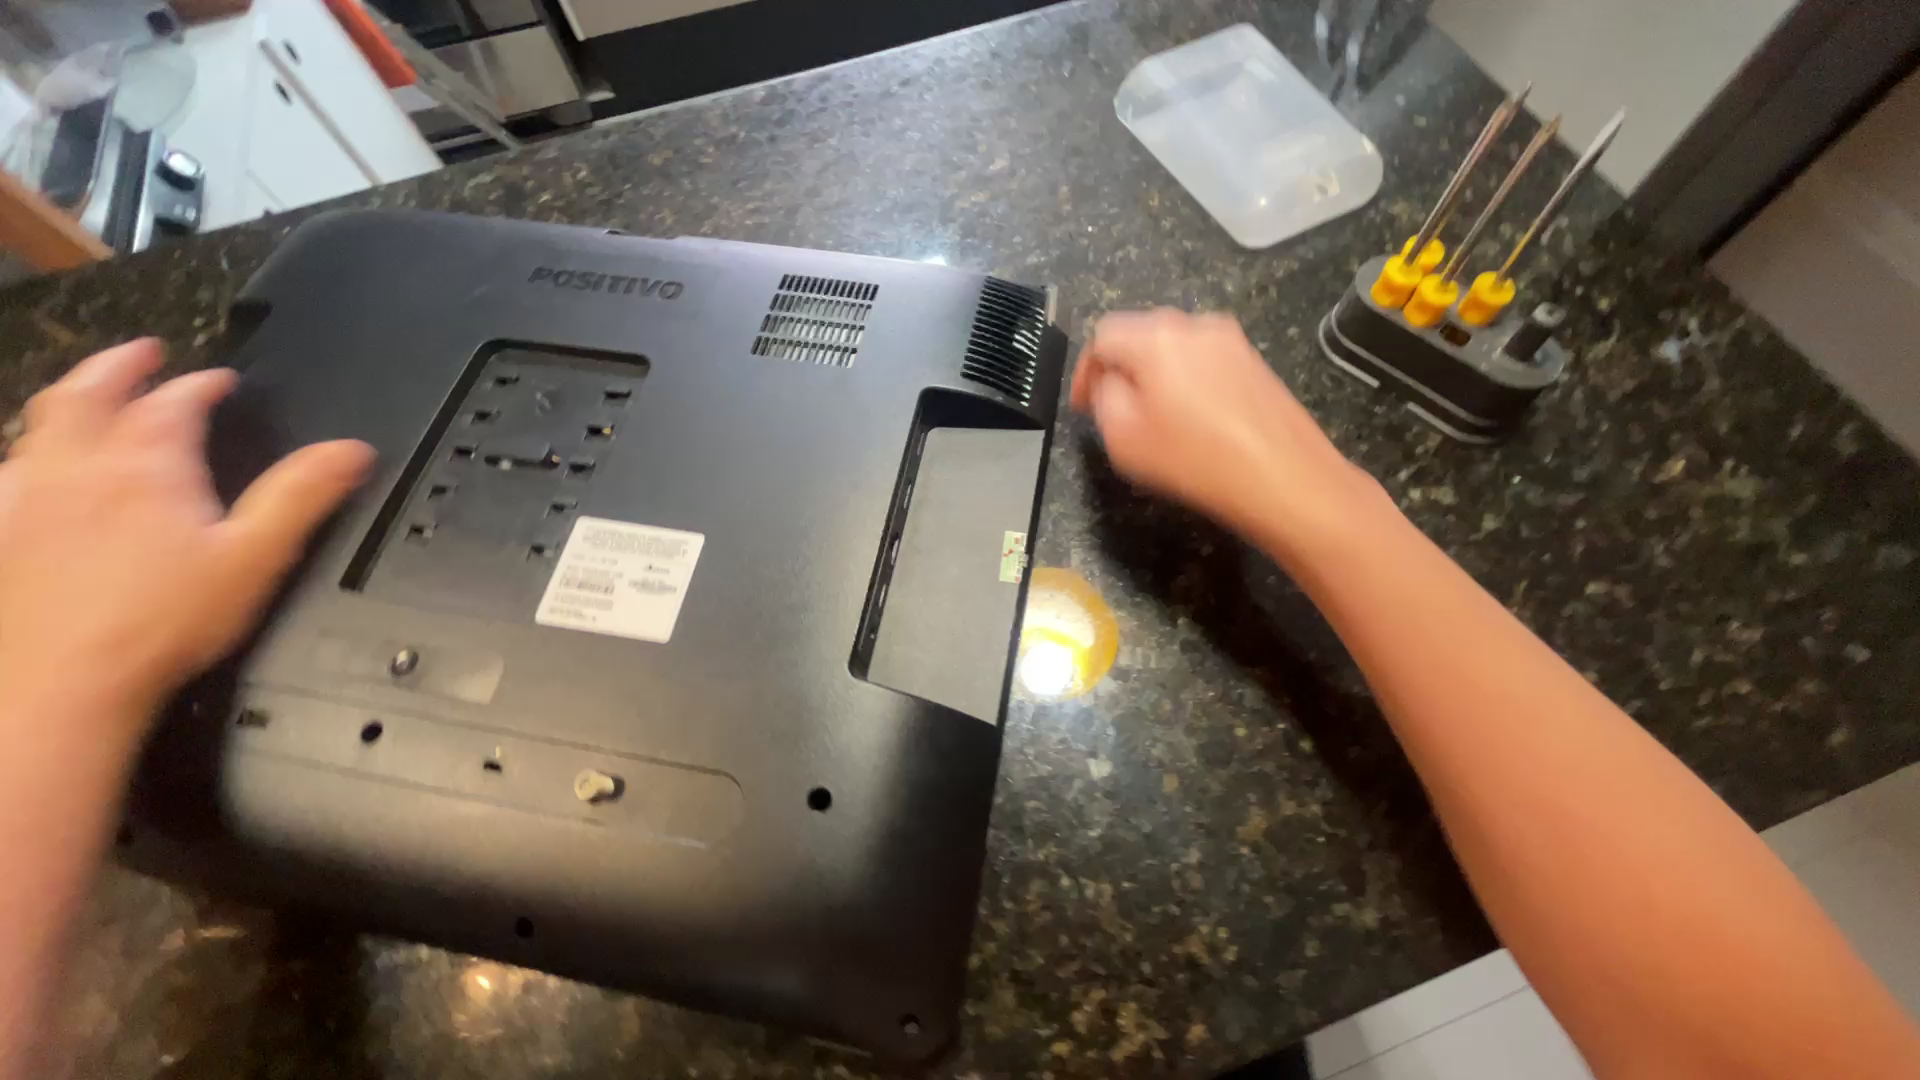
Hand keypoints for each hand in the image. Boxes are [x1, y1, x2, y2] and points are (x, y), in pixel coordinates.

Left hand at [0, 339, 372, 734]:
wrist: (61, 682)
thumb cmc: (164, 620)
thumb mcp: (258, 554)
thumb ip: (304, 494)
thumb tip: (353, 451)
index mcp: (146, 471)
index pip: (173, 408)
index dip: (200, 387)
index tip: (219, 380)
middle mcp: (76, 473)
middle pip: (86, 399)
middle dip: (117, 368)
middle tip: (140, 353)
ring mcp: (25, 502)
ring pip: (36, 429)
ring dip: (67, 400)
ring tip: (85, 394)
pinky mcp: (0, 536)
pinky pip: (3, 475)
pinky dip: (21, 455)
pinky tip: (25, 466)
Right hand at [1069, 309, 1376, 548]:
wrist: (1286, 478)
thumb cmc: (1196, 461)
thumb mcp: (1123, 438)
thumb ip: (1102, 398)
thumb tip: (1108, 382)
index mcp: (1156, 337)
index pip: (1102, 336)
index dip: (1085, 372)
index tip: (1082, 406)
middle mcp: (1194, 325)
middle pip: (1139, 336)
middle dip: (1120, 371)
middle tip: (1112, 413)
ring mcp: (1230, 340)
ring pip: (1172, 349)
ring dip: (1153, 377)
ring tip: (1152, 421)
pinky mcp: (1253, 361)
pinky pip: (1203, 361)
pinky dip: (1185, 382)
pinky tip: (1190, 422)